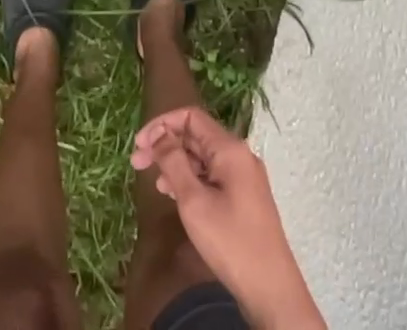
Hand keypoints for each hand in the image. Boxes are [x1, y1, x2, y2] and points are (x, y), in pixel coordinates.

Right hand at [131, 106, 322, 329]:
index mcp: (230, 150)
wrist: (270, 288)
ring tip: (154, 183)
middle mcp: (239, 157)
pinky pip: (211, 176)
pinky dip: (189, 179)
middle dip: (164, 145)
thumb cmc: (229, 241)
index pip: (190, 117)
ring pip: (202, 157)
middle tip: (136, 164)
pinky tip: (173, 195)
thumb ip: (173, 161)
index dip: (161, 124)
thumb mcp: (193, 200)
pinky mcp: (243, 197)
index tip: (138, 145)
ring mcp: (243, 178)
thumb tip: (159, 135)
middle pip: (195, 136)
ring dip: (175, 163)